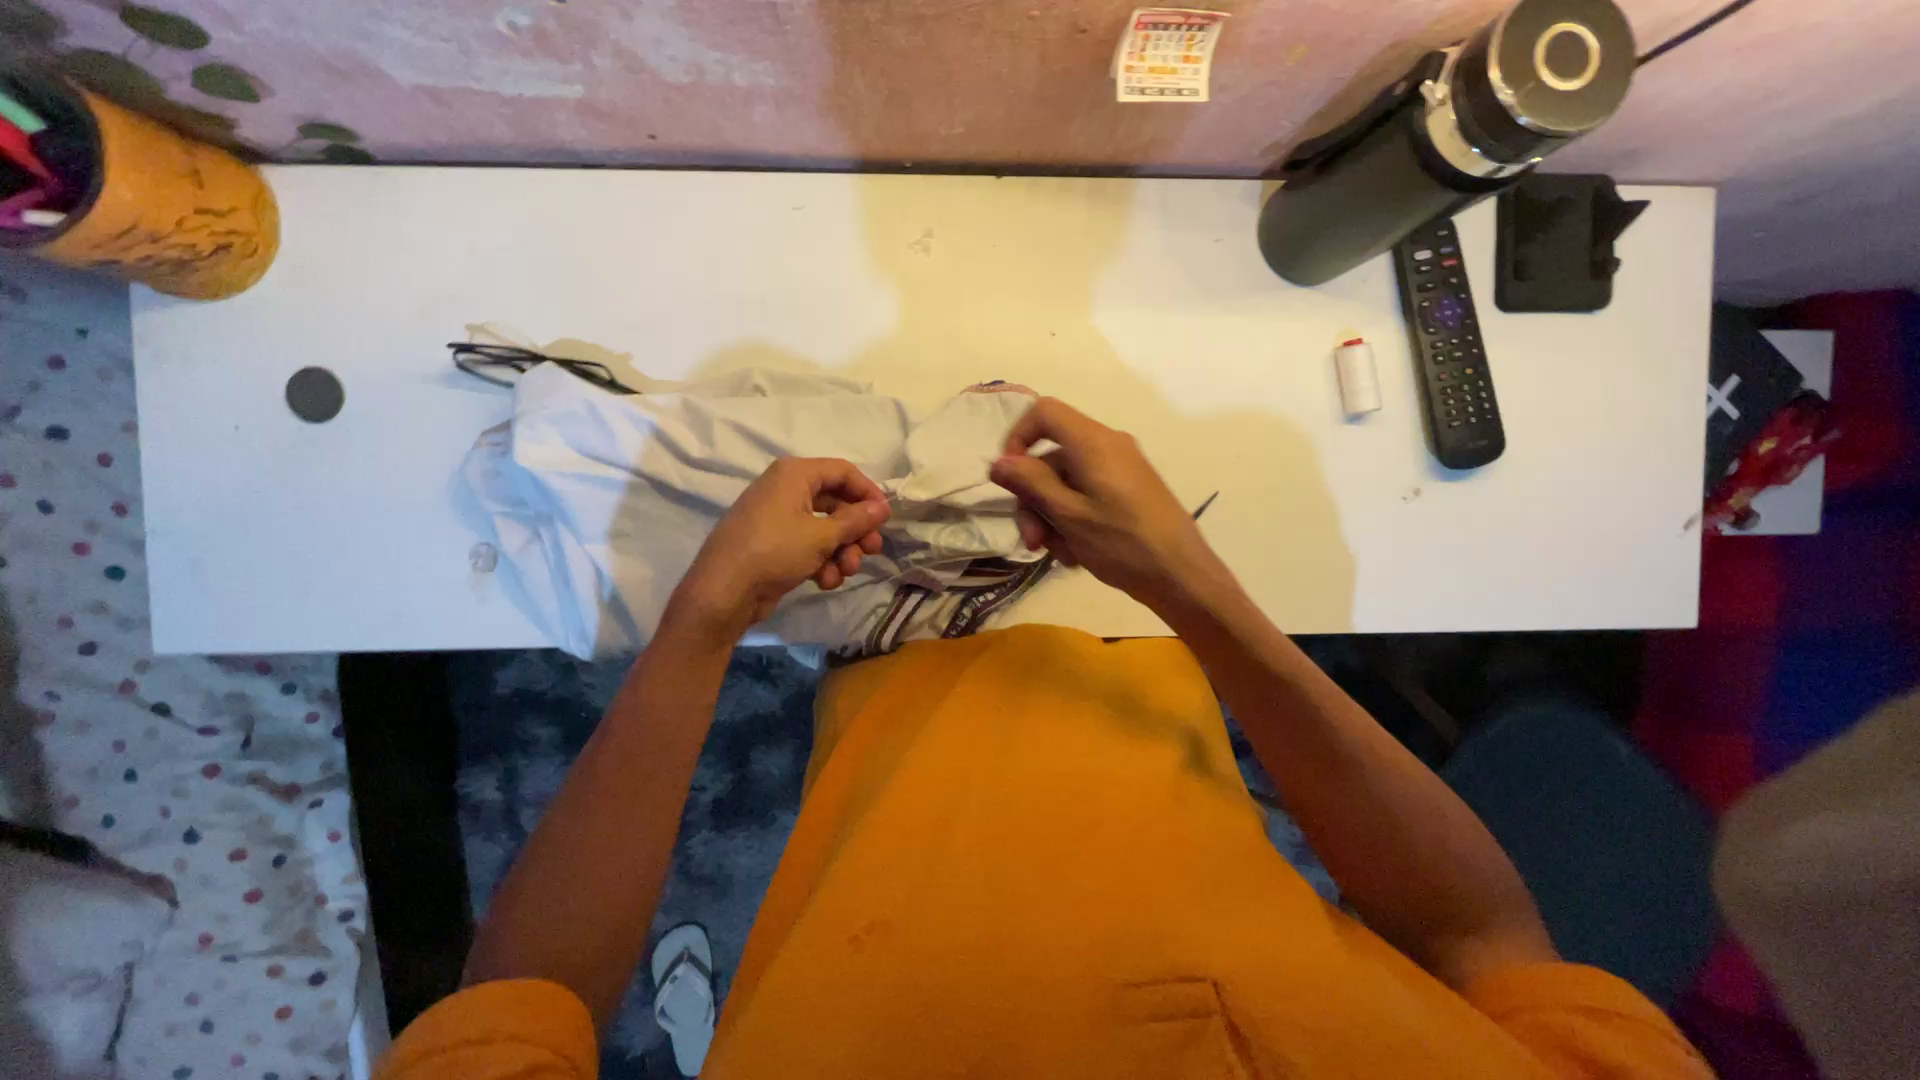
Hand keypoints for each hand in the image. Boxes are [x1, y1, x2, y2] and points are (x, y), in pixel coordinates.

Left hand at [669, 457, 889, 640]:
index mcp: (794, 474)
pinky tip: (824, 581)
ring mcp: (778, 518)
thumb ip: (856, 520)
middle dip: (855, 530)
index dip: (868, 492)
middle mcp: (786, 489)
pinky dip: (821, 561)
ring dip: (841, 552)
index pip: (843, 471)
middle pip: (836, 503)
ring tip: (845, 572)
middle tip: (871, 551)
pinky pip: (808, 545)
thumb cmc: (775, 551)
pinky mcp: (775, 544)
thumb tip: (883, 507)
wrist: (724, 591)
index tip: (884, 518)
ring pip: (825, 529)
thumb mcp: (822, 535)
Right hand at [989, 398, 1231, 610]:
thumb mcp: (1069, 516)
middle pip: (1051, 457)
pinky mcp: (1128, 491)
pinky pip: (1087, 495)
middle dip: (1034, 499)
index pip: (1044, 412)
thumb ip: (1031, 484)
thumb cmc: (1123, 544)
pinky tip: (1078, 553)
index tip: (1009, 478)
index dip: (1018, 438)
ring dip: (1052, 517)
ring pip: (1066, 482)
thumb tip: (998, 462)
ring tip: (1060, 554)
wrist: (1181, 575)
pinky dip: (1074, 520)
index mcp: (1093, 442)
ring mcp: (1120, 469)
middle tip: (1032, 541)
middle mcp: (1107, 446)